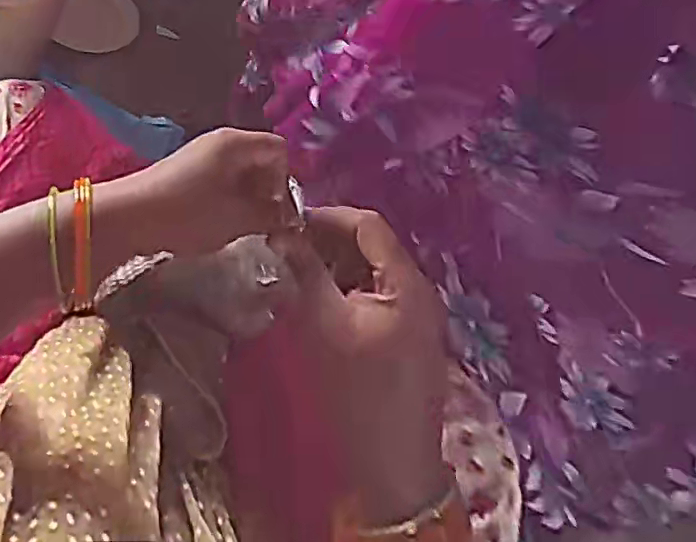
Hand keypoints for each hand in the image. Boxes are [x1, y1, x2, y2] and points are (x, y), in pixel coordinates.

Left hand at [106, 128, 293, 257]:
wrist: (130, 217)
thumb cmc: (189, 213)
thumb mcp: (239, 218)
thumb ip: (272, 216)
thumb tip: (290, 217)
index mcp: (235, 142)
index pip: (279, 150)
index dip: (286, 180)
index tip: (280, 212)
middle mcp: (219, 142)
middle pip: (259, 161)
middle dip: (268, 193)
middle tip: (266, 227)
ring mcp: (199, 156)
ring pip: (239, 175)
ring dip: (247, 201)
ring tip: (242, 229)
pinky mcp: (184, 173)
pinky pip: (219, 182)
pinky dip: (226, 202)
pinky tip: (218, 225)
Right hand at [279, 207, 454, 524]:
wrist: (389, 478)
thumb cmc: (359, 394)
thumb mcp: (324, 324)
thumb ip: (304, 270)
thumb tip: (280, 232)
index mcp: (406, 284)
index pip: (367, 224)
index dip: (326, 216)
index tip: (286, 223)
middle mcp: (415, 294)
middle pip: (367, 245)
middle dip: (323, 241)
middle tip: (282, 247)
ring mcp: (410, 319)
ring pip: (363, 271)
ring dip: (327, 265)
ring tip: (290, 272)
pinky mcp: (399, 341)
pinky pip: (365, 296)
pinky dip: (337, 289)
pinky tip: (309, 302)